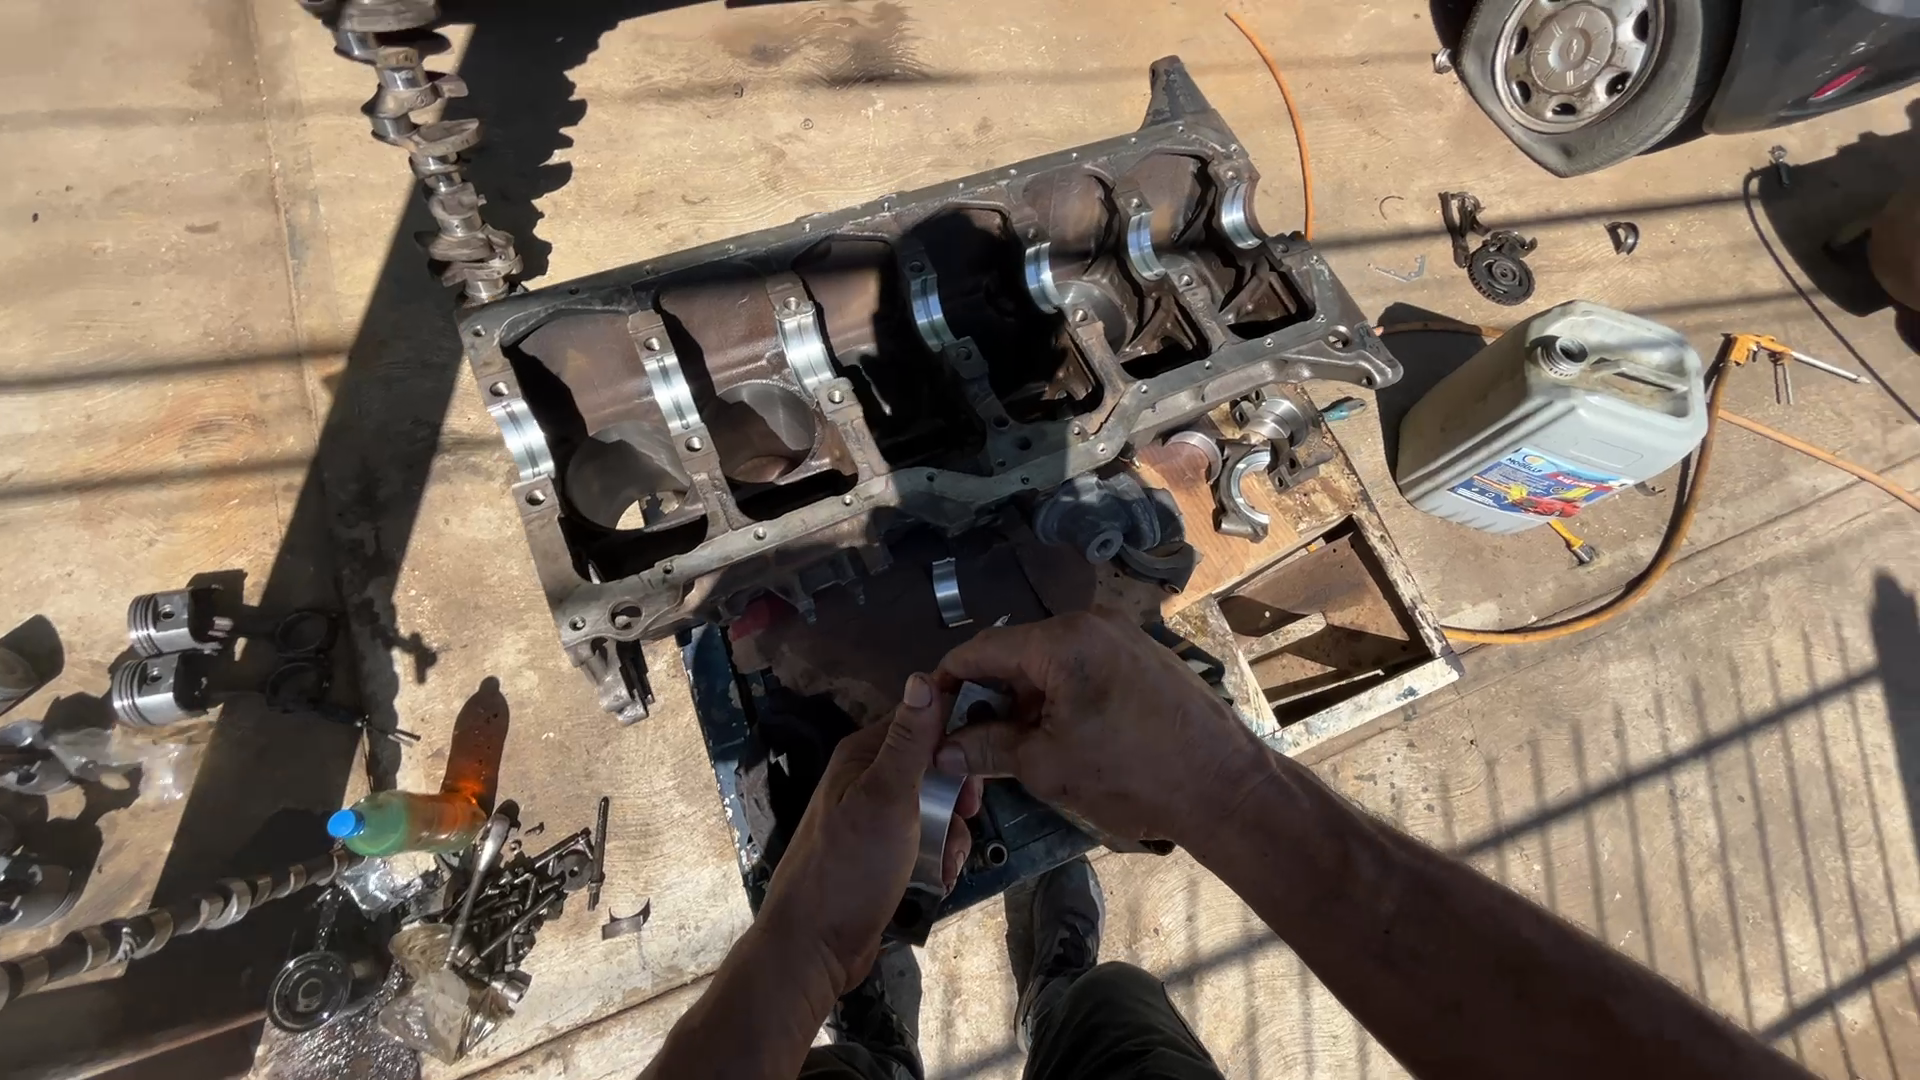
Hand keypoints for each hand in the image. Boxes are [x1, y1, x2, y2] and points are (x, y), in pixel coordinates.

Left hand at [756, 673, 980, 997]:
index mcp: (863, 755)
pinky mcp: (882, 853)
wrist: (814, 949)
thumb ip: (909, 740)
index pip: (920, 722)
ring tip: (951, 861)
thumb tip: (923, 675)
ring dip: (952, 832)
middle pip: (932, 766)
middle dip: (957, 793)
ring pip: (934, 807)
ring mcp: (873, 818)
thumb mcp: (887, 797)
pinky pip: (924, 840)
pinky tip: (941, 877)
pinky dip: (938, 855)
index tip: (978, 765)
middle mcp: (867, 779)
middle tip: (968, 817)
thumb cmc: (851, 866)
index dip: (953, 738)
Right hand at [933, 610, 1265, 845]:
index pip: (982, 648)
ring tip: (1018, 744)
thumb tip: (940, 751)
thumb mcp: (1048, 765)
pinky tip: (1061, 732)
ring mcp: (1120, 634)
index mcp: (1062, 639)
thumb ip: (986, 748)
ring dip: (1026, 697)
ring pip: (1049, 660)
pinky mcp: (1141, 652)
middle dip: (990, 694)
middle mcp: (1089, 622)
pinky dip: (1059, 693)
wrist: (1226, 787)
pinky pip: (1082, 664)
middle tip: (973, 739)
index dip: (948, 680)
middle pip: (1017, 652)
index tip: (930, 712)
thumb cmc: (1131, 774)